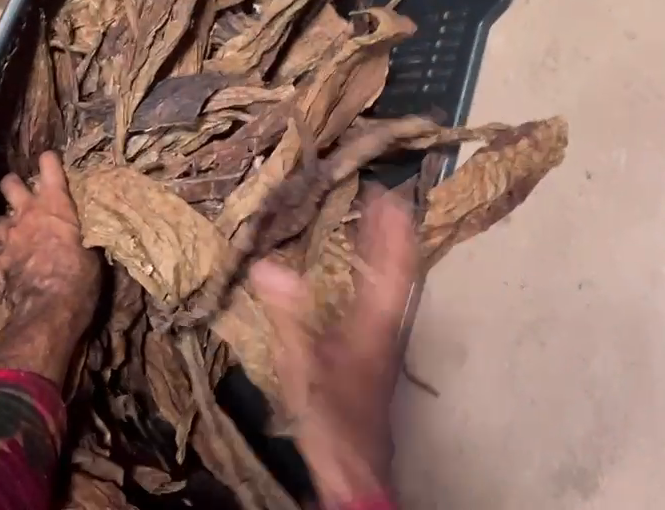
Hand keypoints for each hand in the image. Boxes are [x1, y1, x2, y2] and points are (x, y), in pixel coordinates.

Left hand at [0, 152, 102, 384]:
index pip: (49, 166)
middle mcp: (28, 212)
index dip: (48, 161)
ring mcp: (9, 236)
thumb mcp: (92, 250)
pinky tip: (2, 262)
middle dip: (13, 186)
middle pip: (10, 184)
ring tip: (13, 236)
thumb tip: (86, 234)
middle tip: (20, 195)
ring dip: (6, 226)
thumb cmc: (81, 275)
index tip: (49, 161)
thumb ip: (83, 234)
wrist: (51, 307)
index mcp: (55, 203)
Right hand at [251, 191, 415, 503]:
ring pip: (391, 285)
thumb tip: (267, 264)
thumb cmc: (331, 417)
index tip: (388, 194)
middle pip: (397, 271)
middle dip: (391, 233)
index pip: (392, 267)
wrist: (354, 469)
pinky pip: (379, 299)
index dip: (392, 230)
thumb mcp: (303, 365)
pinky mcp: (372, 352)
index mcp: (375, 323)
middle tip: (380, 196)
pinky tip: (357, 271)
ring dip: (385, 251)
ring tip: (373, 221)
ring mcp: (382, 340)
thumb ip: (288, 315)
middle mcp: (385, 326)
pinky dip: (373, 274)